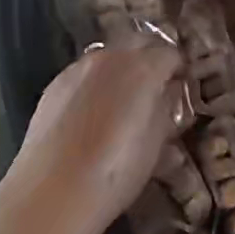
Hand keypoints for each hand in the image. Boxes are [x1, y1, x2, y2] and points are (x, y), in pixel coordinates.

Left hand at [0, 43, 183, 233]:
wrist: (53, 190)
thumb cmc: (116, 171)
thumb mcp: (155, 144)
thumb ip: (165, 109)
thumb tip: (167, 93)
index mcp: (143, 68)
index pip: (171, 54)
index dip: (178, 70)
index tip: (181, 87)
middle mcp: (111, 57)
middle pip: (139, 43)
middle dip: (151, 58)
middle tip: (156, 86)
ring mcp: (79, 67)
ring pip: (109, 55)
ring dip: (121, 68)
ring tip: (123, 99)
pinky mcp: (55, 83)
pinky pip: (84, 73)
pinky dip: (95, 82)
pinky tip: (92, 111)